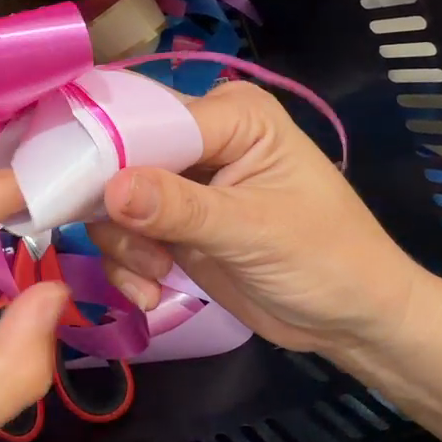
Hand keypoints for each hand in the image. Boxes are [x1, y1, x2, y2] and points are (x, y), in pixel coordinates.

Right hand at [90, 82, 429, 359]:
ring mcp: (178, 181)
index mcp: (229, 116)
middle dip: (115, 209)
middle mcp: (197, 138)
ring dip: (124, 244)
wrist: (353, 324)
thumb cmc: (329, 262)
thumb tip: (109, 189)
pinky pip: (117, 231)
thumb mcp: (254, 232)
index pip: (149, 118)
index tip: (89, 196)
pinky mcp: (165, 220)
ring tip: (155, 275)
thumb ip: (180, 208)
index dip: (112, 153)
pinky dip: (126, 265)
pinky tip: (151, 291)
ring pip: (109, 199)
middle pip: (116, 155)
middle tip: (136, 251)